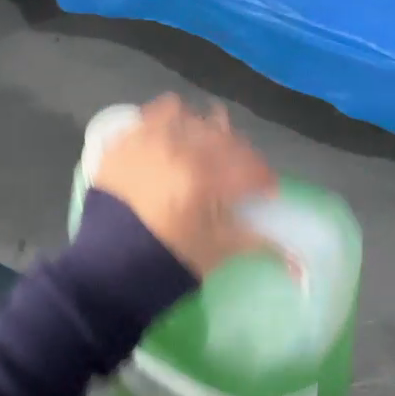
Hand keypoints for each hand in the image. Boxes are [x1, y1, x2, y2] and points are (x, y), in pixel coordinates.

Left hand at [93, 94, 277, 276]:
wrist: (102, 278)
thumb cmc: (163, 269)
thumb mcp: (213, 254)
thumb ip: (253, 240)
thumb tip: (292, 254)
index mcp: (204, 178)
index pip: (249, 167)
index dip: (264, 179)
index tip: (267, 191)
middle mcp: (177, 149)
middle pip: (223, 136)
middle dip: (237, 154)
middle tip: (236, 174)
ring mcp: (146, 142)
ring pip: (188, 116)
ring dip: (201, 131)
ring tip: (201, 151)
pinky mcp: (123, 143)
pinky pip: (151, 116)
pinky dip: (167, 122)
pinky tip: (170, 141)